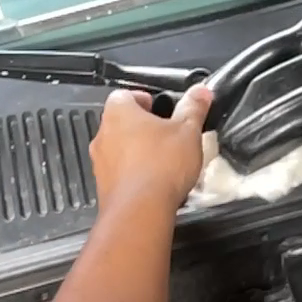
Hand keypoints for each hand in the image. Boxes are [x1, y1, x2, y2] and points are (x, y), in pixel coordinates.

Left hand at [89, 86, 211, 211]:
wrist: (141, 210)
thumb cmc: (162, 164)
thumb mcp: (188, 131)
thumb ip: (194, 108)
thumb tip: (201, 91)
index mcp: (119, 112)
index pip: (125, 94)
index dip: (144, 99)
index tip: (161, 108)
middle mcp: (103, 134)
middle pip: (121, 122)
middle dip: (143, 126)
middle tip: (167, 134)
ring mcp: (100, 162)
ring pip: (119, 148)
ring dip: (137, 151)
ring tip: (163, 160)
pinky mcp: (103, 186)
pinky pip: (119, 172)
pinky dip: (133, 173)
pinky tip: (154, 182)